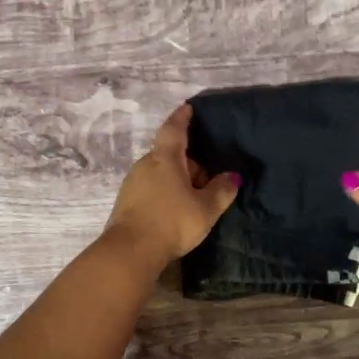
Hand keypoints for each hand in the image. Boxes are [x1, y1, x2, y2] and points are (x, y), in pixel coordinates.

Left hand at [102, 104, 240, 264]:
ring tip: (193, 197)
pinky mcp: (126, 202)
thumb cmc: (172, 222)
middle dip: (188, 161)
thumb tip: (233, 177)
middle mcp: (145, 165)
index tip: (187, 108)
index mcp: (165, 158)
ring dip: (176, 178)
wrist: (131, 250)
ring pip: (159, 172)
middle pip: (169, 154)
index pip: (174, 129)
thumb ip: (221, 190)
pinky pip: (150, 187)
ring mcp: (132, 183)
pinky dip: (164, 191)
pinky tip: (174, 209)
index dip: (182, 118)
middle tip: (206, 178)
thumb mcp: (205, 209)